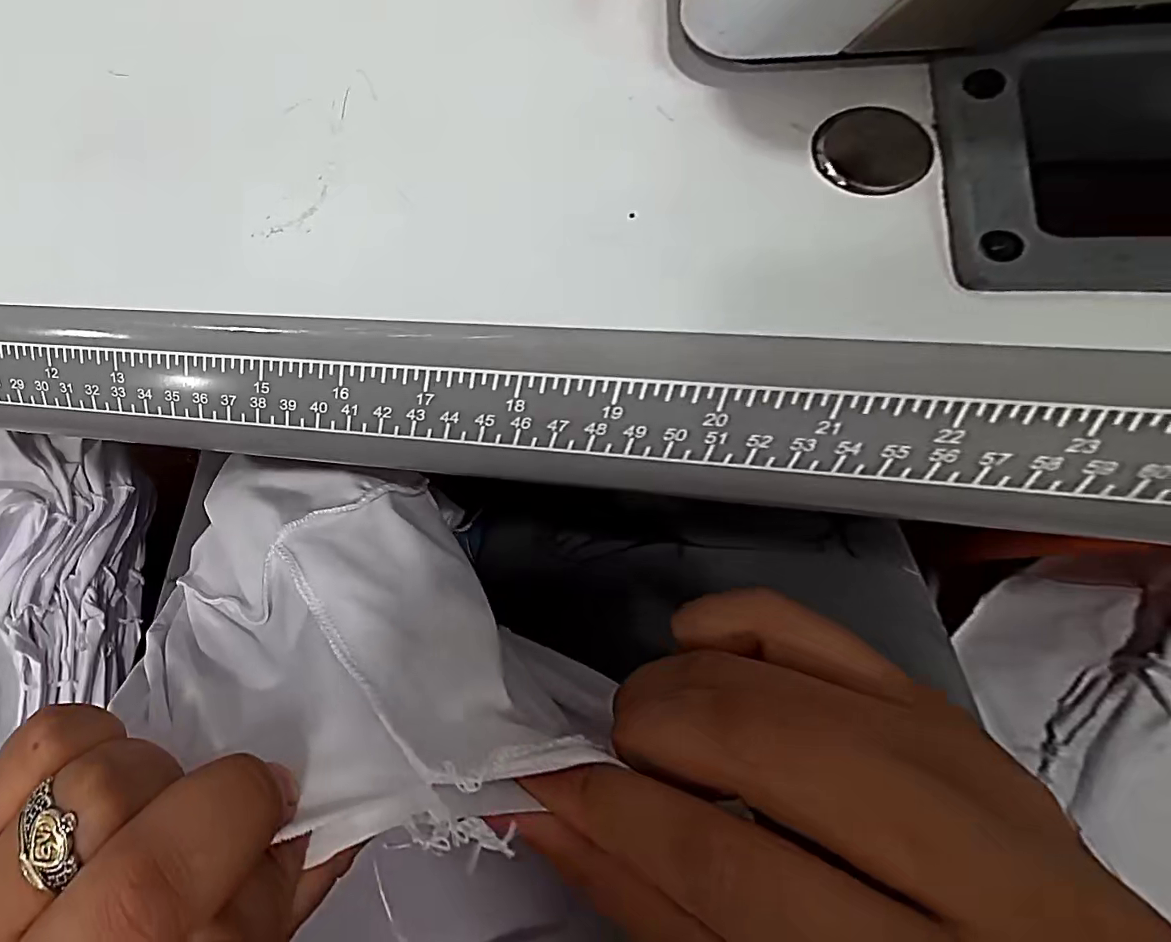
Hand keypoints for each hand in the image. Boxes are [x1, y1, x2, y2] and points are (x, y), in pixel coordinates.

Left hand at [0, 705, 357, 940]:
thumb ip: (269, 904)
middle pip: (143, 875)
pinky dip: (86, 729)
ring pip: (91, 793)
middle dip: (219, 806)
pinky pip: (36, 745)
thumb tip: (323, 825)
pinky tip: (106, 756)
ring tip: (162, 795)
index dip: (264, 857)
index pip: (218, 940)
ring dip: (152, 770)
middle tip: (240, 798)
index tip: (286, 811)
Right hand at [511, 589, 1170, 941]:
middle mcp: (982, 865)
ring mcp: (963, 762)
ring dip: (669, 688)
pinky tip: (697, 659)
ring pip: (764, 676)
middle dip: (643, 734)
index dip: (605, 806)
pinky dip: (719, 623)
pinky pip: (802, 624)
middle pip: (749, 738)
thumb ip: (640, 894)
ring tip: (660, 735)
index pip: (719, 856)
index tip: (537, 776)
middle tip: (618, 761)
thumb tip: (537, 806)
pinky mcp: (934, 703)